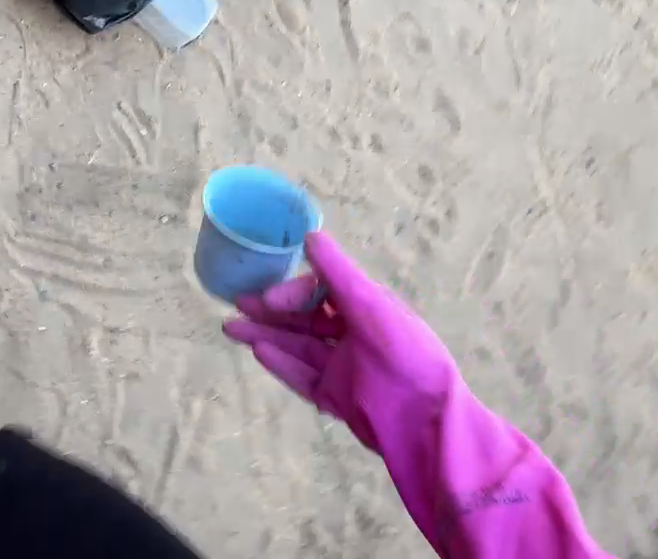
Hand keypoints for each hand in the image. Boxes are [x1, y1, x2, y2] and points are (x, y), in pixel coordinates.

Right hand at [222, 230, 460, 450]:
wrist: (429, 423)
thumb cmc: (405, 353)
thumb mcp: (372, 304)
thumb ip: (337, 271)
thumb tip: (310, 234)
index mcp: (364, 311)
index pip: (319, 293)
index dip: (293, 291)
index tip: (271, 297)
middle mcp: (352, 336)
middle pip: (302, 319)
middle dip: (269, 311)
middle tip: (237, 303)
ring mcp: (343, 368)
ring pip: (296, 346)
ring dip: (264, 335)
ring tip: (229, 328)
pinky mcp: (336, 398)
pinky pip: (302, 377)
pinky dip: (280, 363)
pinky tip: (258, 350)